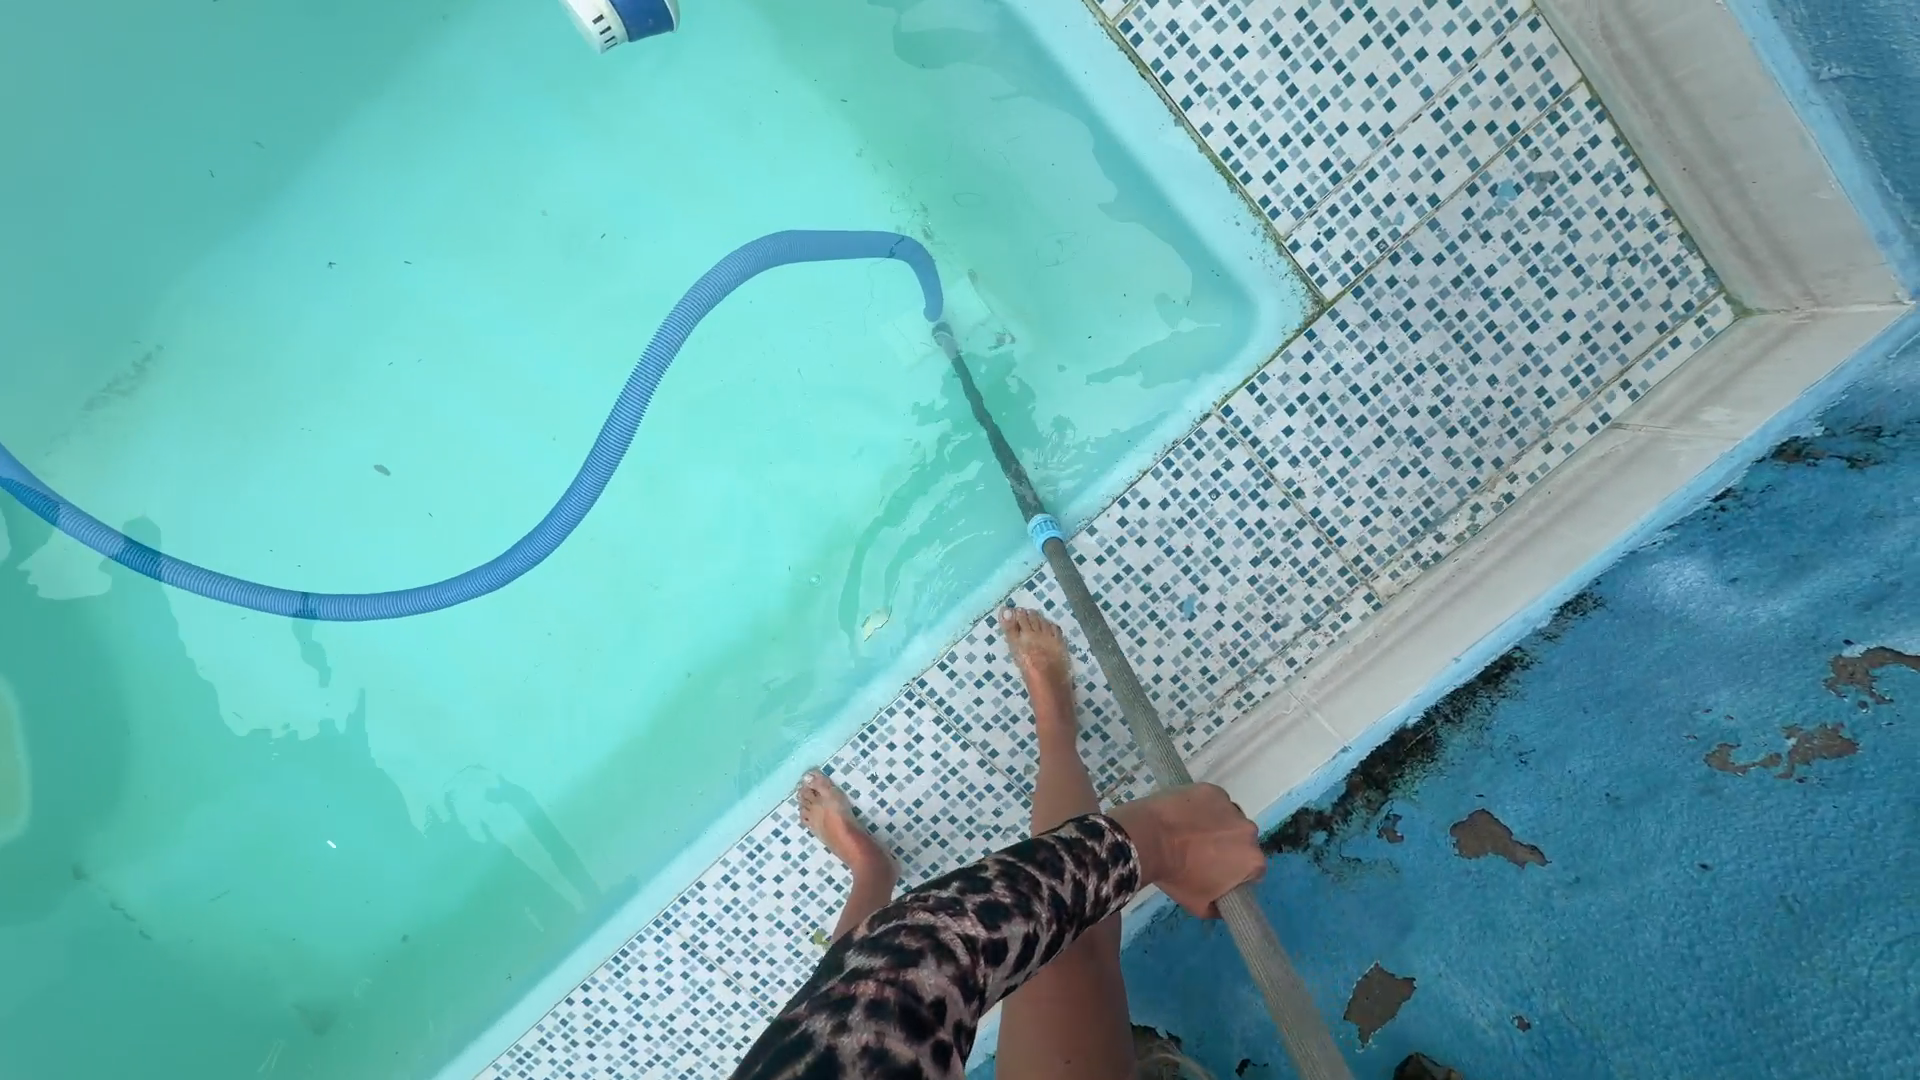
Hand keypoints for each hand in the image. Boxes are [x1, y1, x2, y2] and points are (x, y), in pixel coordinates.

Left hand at [1108, 784, 1265, 917]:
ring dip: (1216, 824)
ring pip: (1228, 818)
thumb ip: (1221, 908)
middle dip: (1227, 846)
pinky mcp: (1210, 789)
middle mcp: (1247, 830)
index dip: (1236, 872)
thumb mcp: (1200, 907)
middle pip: (1242, 840)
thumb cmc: (1176, 875)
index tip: (1218, 872)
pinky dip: (1202, 806)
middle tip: (1201, 851)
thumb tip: (1224, 903)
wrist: (1147, 839)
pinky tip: (1185, 814)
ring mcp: (1228, 806)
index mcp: (1252, 860)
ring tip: (1190, 830)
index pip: (1253, 869)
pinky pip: (1212, 800)